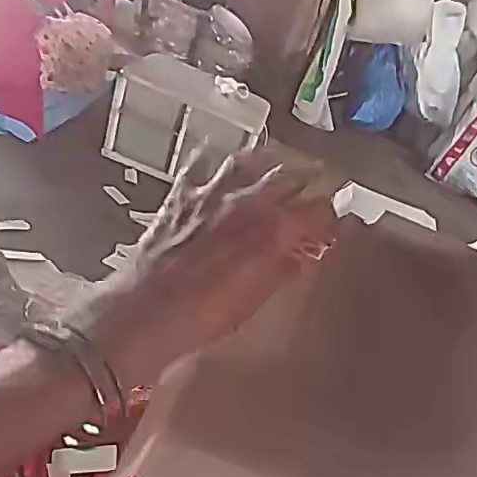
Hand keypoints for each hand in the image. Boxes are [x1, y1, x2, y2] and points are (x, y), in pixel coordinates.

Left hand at [68, 149, 337, 388]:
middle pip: (292, 174)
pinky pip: (208, 165)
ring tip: (278, 178)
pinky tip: (227, 174)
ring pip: (254, 160)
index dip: (331, 218)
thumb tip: (306, 252)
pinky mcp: (183, 194)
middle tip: (313, 200)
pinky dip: (224, 166)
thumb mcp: (255, 300)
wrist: (143, 313)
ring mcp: (212, 192)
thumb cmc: (203, 316)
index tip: (332, 228)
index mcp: (272, 230)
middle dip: (309, 185)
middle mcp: (246, 201)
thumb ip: (285, 268)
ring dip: (272, 167)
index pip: (319, 208)